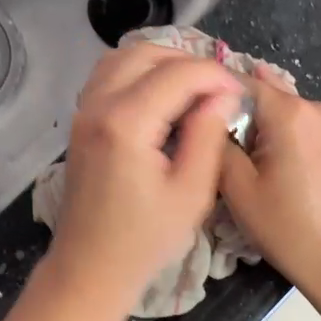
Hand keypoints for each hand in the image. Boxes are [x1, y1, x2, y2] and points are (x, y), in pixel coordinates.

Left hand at [45, 44, 243, 311]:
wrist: (89, 267)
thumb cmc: (144, 240)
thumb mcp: (191, 193)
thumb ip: (207, 135)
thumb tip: (223, 95)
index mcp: (126, 122)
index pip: (176, 73)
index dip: (214, 75)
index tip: (239, 92)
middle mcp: (98, 105)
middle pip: (146, 53)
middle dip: (188, 61)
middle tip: (218, 88)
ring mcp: (84, 110)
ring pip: (123, 57)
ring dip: (161, 62)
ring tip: (194, 88)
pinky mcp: (81, 120)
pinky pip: (108, 75)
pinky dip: (137, 72)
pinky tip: (162, 97)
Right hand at [219, 78, 320, 288]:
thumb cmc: (286, 227)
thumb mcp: (236, 186)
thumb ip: (216, 140)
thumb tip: (204, 115)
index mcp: (288, 112)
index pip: (238, 81)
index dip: (211, 94)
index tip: (191, 112)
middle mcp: (314, 106)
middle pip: (262, 92)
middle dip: (236, 110)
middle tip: (213, 138)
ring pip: (281, 108)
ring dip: (258, 123)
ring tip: (240, 153)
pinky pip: (299, 123)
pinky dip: (279, 132)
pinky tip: (268, 159)